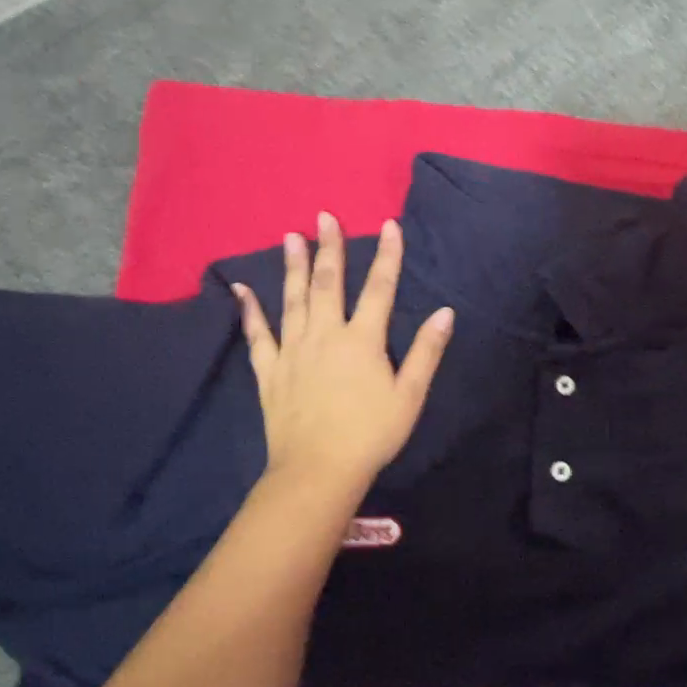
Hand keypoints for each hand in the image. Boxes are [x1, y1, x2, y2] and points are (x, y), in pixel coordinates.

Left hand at [231, 214, 453, 508]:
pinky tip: (241, 290)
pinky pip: (258, 335)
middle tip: (324, 217)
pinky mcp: (270, 371)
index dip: (388, 256)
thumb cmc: (371, 434)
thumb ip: (426, 352)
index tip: (389, 225)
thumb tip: (445, 312)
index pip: (380, 289)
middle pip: (329, 284)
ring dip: (294, 267)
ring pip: (293, 300)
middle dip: (330, 248)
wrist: (317, 470)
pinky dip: (249, 311)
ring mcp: (293, 351)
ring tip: (291, 237)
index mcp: (362, 341)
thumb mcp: (410, 395)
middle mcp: (325, 336)